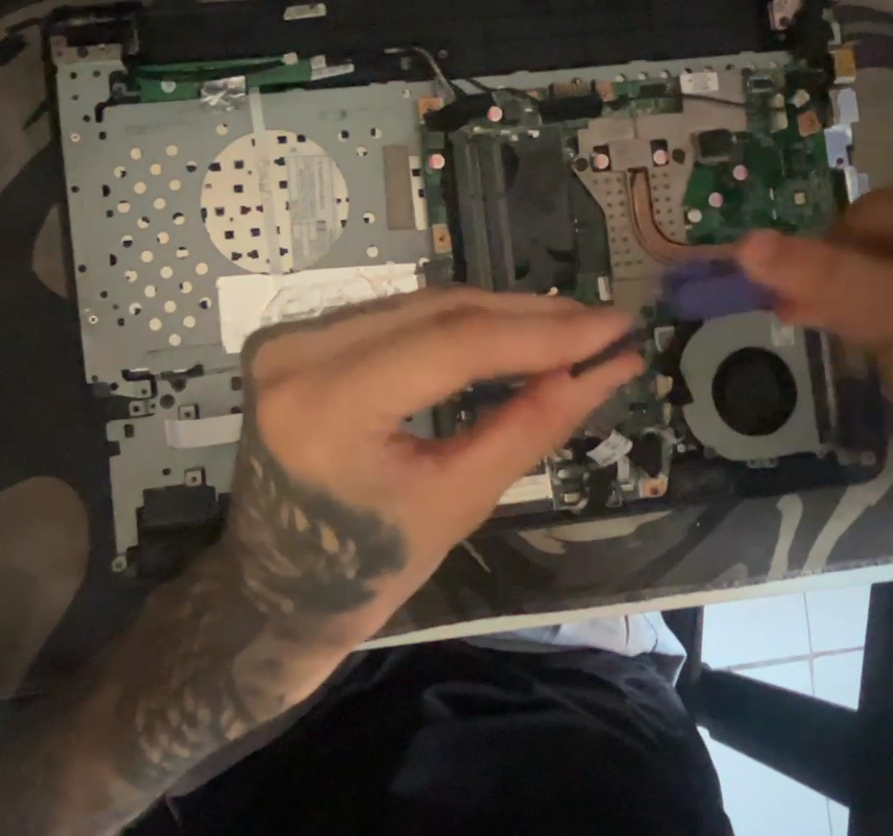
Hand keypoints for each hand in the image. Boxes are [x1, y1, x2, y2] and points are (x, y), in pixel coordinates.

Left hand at [224, 288, 641, 650]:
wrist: (276, 586)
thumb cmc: (365, 566)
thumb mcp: (457, 501)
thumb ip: (532, 426)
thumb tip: (608, 369)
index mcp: (328, 405)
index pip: (453, 343)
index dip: (543, 333)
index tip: (616, 328)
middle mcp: (297, 354)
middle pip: (436, 311)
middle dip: (528, 317)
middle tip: (602, 325)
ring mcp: (290, 341)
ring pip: (418, 306)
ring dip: (496, 316)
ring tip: (568, 330)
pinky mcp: (297, 341)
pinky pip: (394, 318)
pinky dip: (454, 324)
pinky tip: (505, 334)